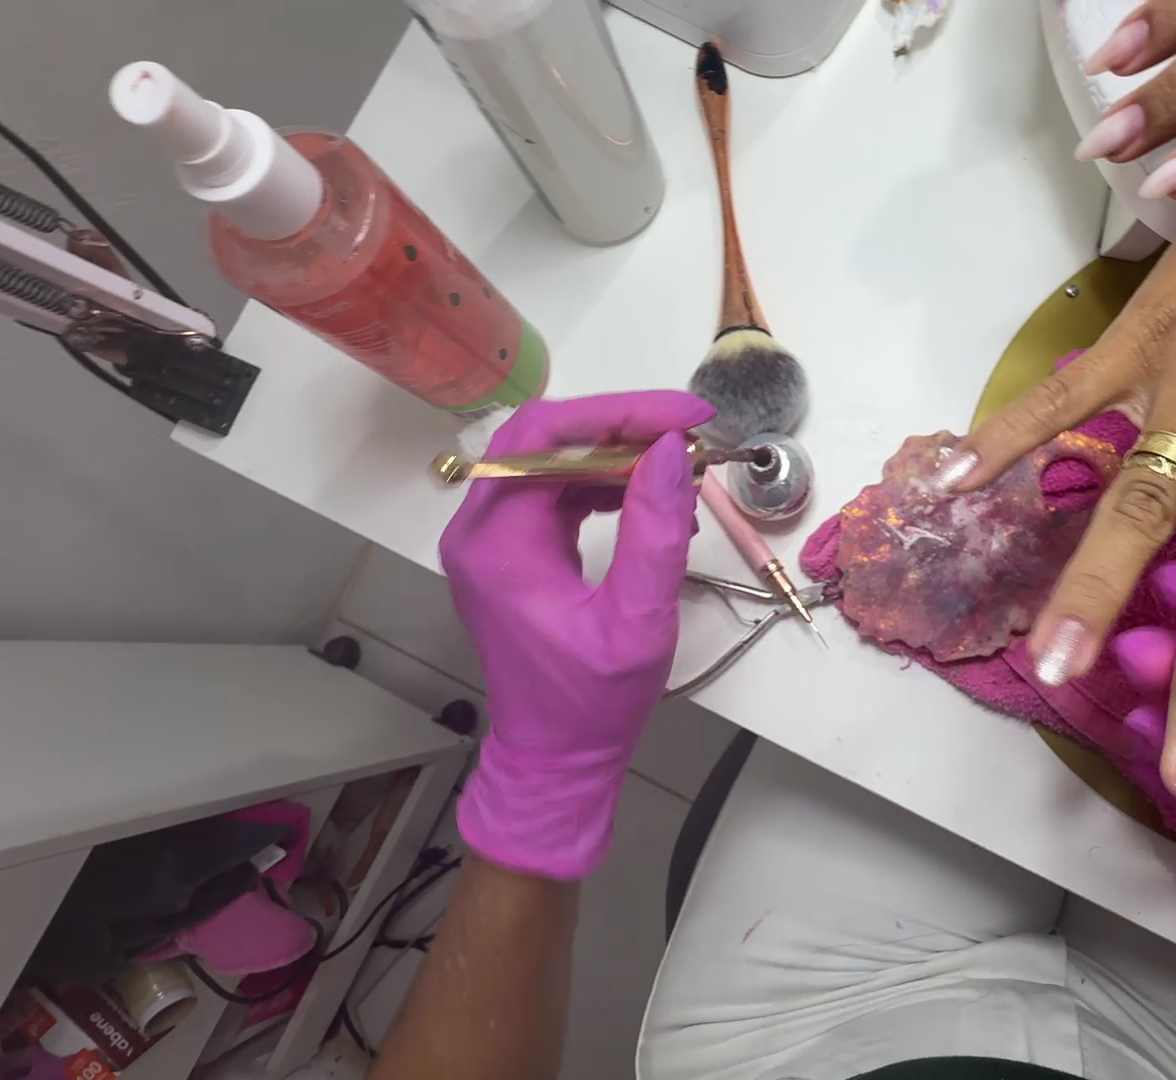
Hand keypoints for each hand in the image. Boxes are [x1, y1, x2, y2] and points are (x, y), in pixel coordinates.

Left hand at [442, 391, 712, 879]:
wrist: (558, 757)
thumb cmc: (593, 701)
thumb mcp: (635, 621)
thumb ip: (654, 533)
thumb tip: (672, 452)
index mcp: (497, 541)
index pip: (547, 438)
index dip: (620, 413)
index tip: (688, 419)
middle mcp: (483, 528)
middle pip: (548, 440)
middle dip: (624, 428)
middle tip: (692, 437)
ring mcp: (498, 540)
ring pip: (557, 462)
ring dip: (621, 457)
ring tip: (681, 472)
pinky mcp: (519, 552)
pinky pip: (562, 494)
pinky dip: (610, 487)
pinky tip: (652, 502)